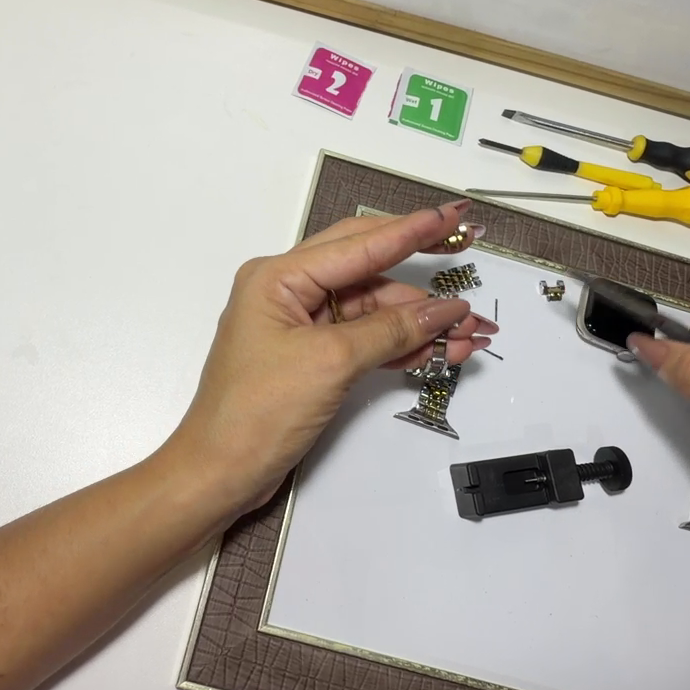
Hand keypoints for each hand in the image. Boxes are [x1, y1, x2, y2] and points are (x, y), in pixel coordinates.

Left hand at [159, 202, 495, 515]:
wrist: (221, 473)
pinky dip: (400, 344)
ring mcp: (301, 325)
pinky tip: (438, 349)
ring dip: (419, 320)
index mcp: (278, 276)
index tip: (451, 216)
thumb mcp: (330, 362)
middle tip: (464, 249)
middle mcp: (288, 291)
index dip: (411, 230)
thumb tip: (442, 311)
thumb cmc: (254, 414)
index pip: (358, 244)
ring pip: (373, 308)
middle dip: (420, 271)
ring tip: (469, 331)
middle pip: (368, 268)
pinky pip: (365, 337)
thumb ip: (391, 330)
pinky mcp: (312, 355)